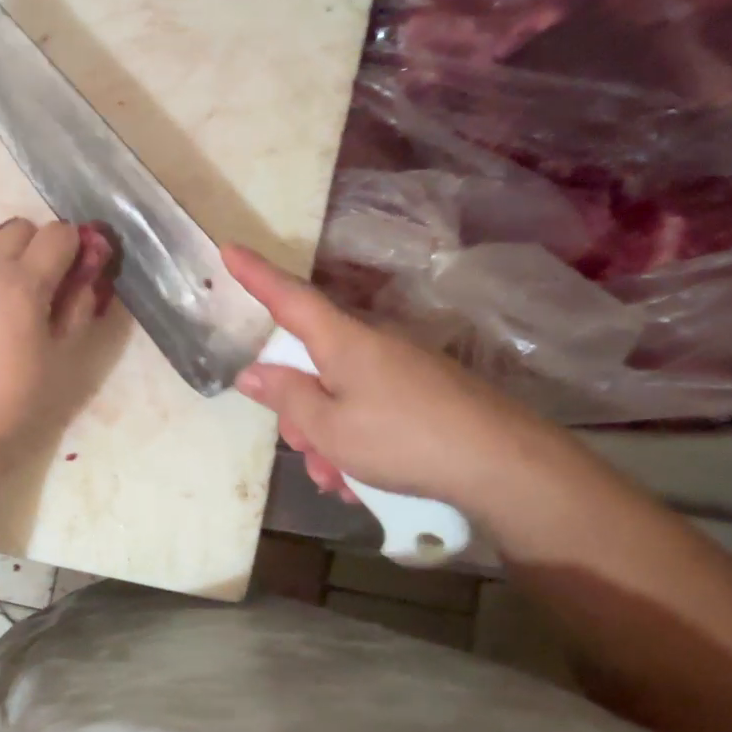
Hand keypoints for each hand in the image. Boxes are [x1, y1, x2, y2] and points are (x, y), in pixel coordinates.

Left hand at [0, 219, 105, 449]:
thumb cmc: (25, 390)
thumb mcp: (66, 349)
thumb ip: (80, 303)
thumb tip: (85, 275)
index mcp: (23, 283)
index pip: (58, 233)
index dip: (75, 249)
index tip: (78, 273)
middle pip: (23, 227)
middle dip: (41, 244)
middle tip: (50, 279)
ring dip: (14, 250)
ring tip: (24, 285)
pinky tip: (1, 294)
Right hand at [224, 244, 569, 512]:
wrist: (500, 463)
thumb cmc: (402, 439)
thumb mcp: (328, 427)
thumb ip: (286, 397)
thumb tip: (252, 371)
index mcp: (345, 343)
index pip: (290, 300)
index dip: (258, 277)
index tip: (231, 249)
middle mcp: (373, 347)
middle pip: (311, 365)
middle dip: (296, 410)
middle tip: (302, 449)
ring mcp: (400, 371)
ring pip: (337, 399)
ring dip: (326, 440)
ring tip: (337, 479)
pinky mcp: (422, 396)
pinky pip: (368, 414)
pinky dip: (355, 446)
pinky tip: (362, 482)